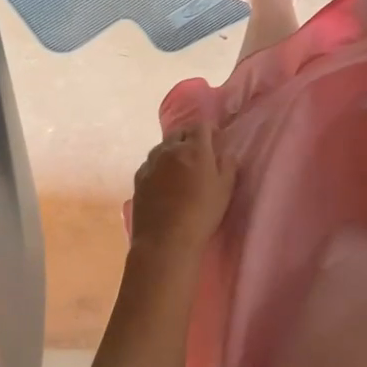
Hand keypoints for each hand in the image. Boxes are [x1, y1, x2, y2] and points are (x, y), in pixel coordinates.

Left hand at [130, 124, 234, 256]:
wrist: (165, 240)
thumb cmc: (201, 214)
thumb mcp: (225, 190)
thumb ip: (228, 166)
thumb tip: (226, 153)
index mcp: (195, 149)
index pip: (201, 126)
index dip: (210, 129)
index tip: (216, 139)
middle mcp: (170, 149)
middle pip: (180, 132)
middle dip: (190, 137)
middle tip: (198, 152)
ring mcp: (151, 163)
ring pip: (163, 147)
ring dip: (173, 150)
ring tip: (179, 165)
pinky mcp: (138, 178)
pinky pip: (150, 163)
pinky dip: (158, 165)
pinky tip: (162, 179)